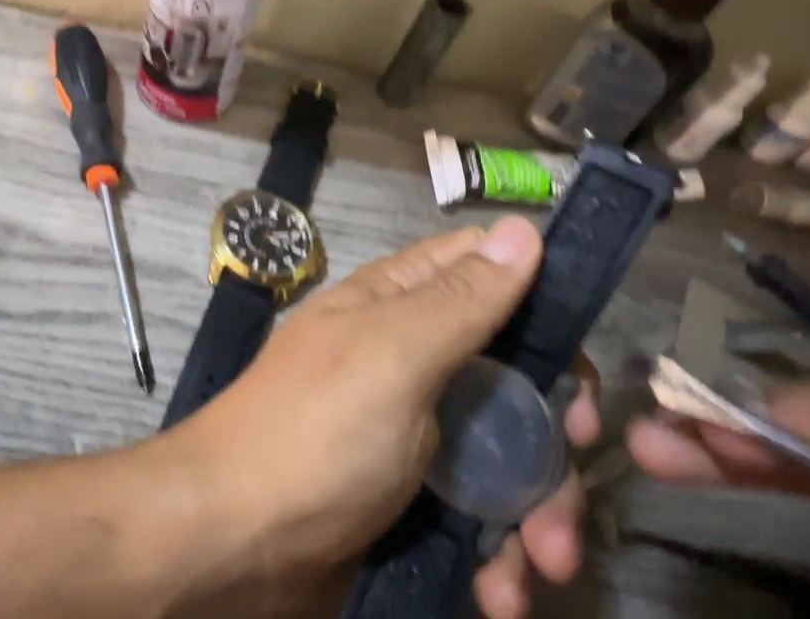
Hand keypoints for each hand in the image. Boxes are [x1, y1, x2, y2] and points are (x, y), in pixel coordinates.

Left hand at [158, 216, 599, 617]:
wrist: (229, 545)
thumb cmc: (314, 434)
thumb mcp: (391, 354)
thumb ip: (461, 300)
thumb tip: (523, 227)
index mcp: (397, 307)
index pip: (486, 275)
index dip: (543, 306)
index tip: (581, 368)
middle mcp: (409, 361)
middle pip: (512, 376)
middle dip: (553, 433)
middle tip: (572, 476)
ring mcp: (411, 434)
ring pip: (506, 454)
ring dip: (538, 511)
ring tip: (541, 565)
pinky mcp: (409, 501)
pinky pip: (477, 516)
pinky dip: (499, 554)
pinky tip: (501, 593)